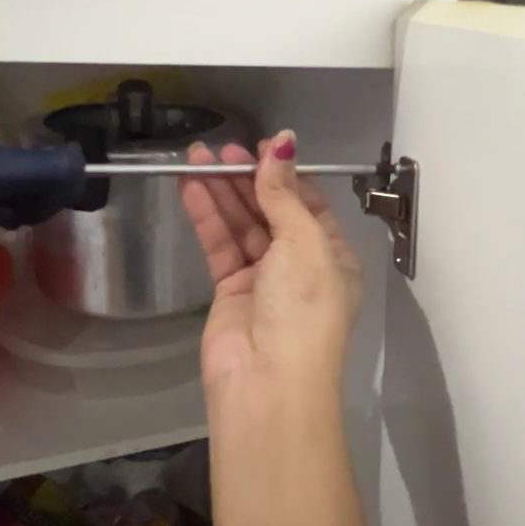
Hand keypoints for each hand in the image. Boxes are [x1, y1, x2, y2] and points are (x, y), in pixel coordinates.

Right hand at [179, 131, 361, 400]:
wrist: (268, 383)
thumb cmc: (303, 308)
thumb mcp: (304, 243)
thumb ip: (285, 194)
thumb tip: (283, 142)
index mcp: (333, 256)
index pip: (309, 204)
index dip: (285, 174)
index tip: (261, 146)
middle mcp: (301, 267)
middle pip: (272, 211)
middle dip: (248, 179)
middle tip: (221, 149)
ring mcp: (264, 280)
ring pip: (242, 225)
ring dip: (222, 192)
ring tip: (196, 157)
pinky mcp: (230, 291)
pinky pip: (220, 245)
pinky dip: (207, 216)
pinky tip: (191, 187)